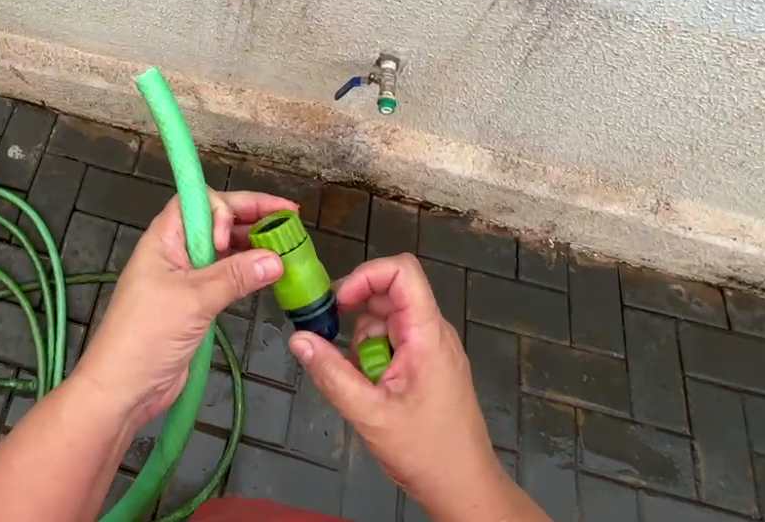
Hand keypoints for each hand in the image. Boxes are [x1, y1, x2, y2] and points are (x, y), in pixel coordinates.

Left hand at [71, 191, 295, 425]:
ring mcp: (185, 278)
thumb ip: (235, 277)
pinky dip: (246, 272)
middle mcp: (175, 251)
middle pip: (215, 220)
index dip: (225, 206)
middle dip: (249, 216)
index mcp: (165, 238)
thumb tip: (275, 259)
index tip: (245, 229)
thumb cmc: (147, 334)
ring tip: (285, 246)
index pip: (199, 201)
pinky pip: (224, 276)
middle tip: (289, 218)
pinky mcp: (194, 303)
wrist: (124, 388)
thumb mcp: (193, 300)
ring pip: (223, 249)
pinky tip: (268, 274)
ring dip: (251, 244)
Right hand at [290, 254, 536, 519]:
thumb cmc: (426, 453)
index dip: (366, 275)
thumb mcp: (370, 414)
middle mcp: (432, 332)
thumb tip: (297, 338)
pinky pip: (392, 339)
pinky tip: (366, 385)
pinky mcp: (426, 364)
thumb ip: (331, 373)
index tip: (339, 303)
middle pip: (389, 292)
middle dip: (355, 310)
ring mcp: (431, 348)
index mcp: (427, 334)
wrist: (467, 493)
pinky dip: (372, 353)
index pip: (402, 271)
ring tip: (354, 375)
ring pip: (386, 317)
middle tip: (328, 337)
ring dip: (361, 336)